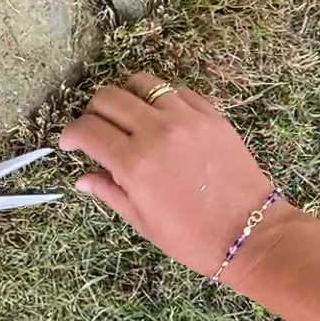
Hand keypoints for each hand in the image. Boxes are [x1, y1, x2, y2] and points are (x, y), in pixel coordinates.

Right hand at [59, 74, 286, 279]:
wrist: (249, 232)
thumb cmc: (192, 237)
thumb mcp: (143, 222)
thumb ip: (110, 192)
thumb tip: (84, 177)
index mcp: (135, 164)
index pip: (88, 130)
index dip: (70, 134)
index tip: (69, 143)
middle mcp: (157, 132)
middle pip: (109, 98)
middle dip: (93, 112)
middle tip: (96, 130)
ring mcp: (186, 118)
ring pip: (142, 83)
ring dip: (126, 96)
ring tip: (127, 116)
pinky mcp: (211, 115)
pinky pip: (176, 91)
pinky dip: (160, 99)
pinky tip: (160, 119)